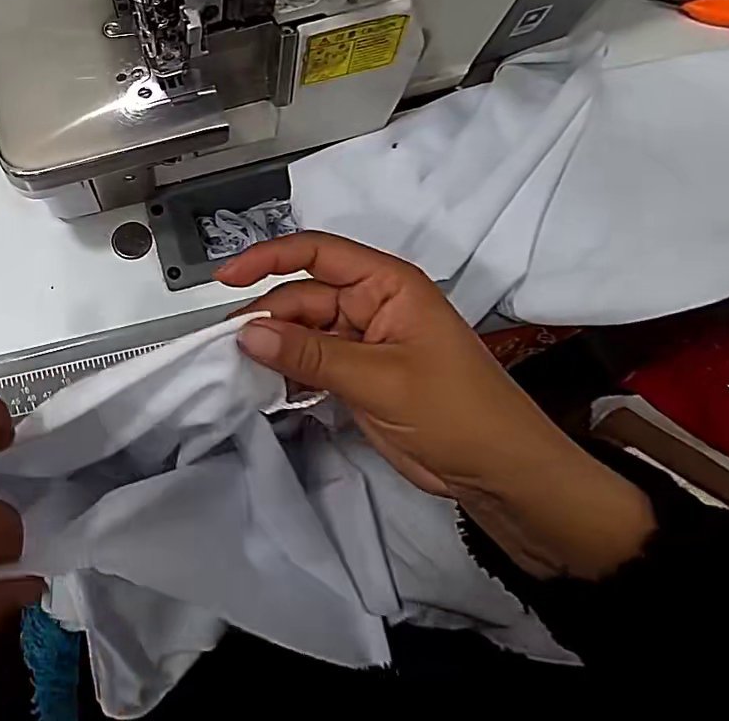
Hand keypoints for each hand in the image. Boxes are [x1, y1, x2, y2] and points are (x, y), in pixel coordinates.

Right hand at [216, 232, 654, 579]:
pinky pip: (312, 362)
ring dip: (274, 347)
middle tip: (227, 346)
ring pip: (303, 332)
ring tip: (238, 366)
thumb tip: (248, 332)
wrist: (503, 476)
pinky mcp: (358, 374)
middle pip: (303, 297)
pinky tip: (266, 386)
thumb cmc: (455, 411)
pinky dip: (289, 372)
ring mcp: (363, 340)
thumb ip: (310, 355)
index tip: (225, 279)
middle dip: (267, 317)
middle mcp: (370, 303)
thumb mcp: (379, 379)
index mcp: (385, 284)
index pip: (317, 253)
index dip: (268, 258)